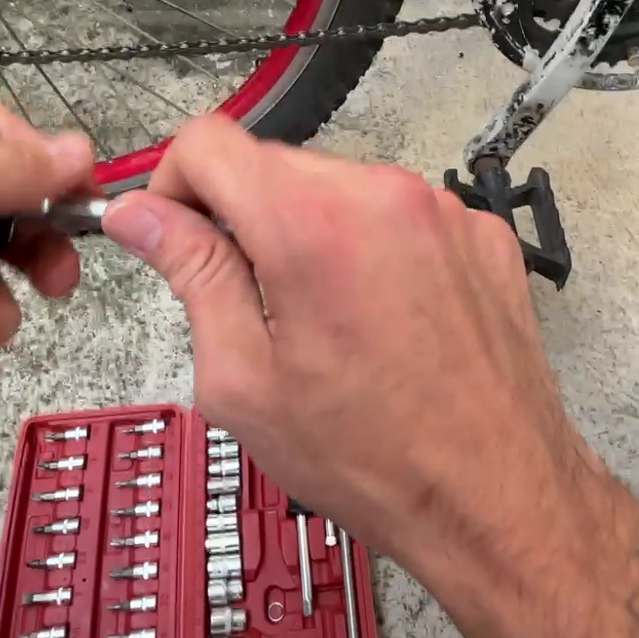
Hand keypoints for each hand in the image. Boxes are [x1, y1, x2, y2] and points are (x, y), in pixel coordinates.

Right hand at [100, 117, 603, 572]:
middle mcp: (382, 194)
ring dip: (309, 230)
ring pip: (336, 185)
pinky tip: (380, 312)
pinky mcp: (476, 231)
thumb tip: (142, 217)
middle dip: (243, 216)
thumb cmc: (373, 458)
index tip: (177, 229)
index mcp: (312, 224)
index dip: (174, 182)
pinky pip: (397, 211)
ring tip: (324, 316)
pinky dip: (371, 244)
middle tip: (250, 296)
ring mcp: (440, 208)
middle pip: (274, 163)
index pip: (209, 142)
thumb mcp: (244, 379)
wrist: (496, 495)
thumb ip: (190, 274)